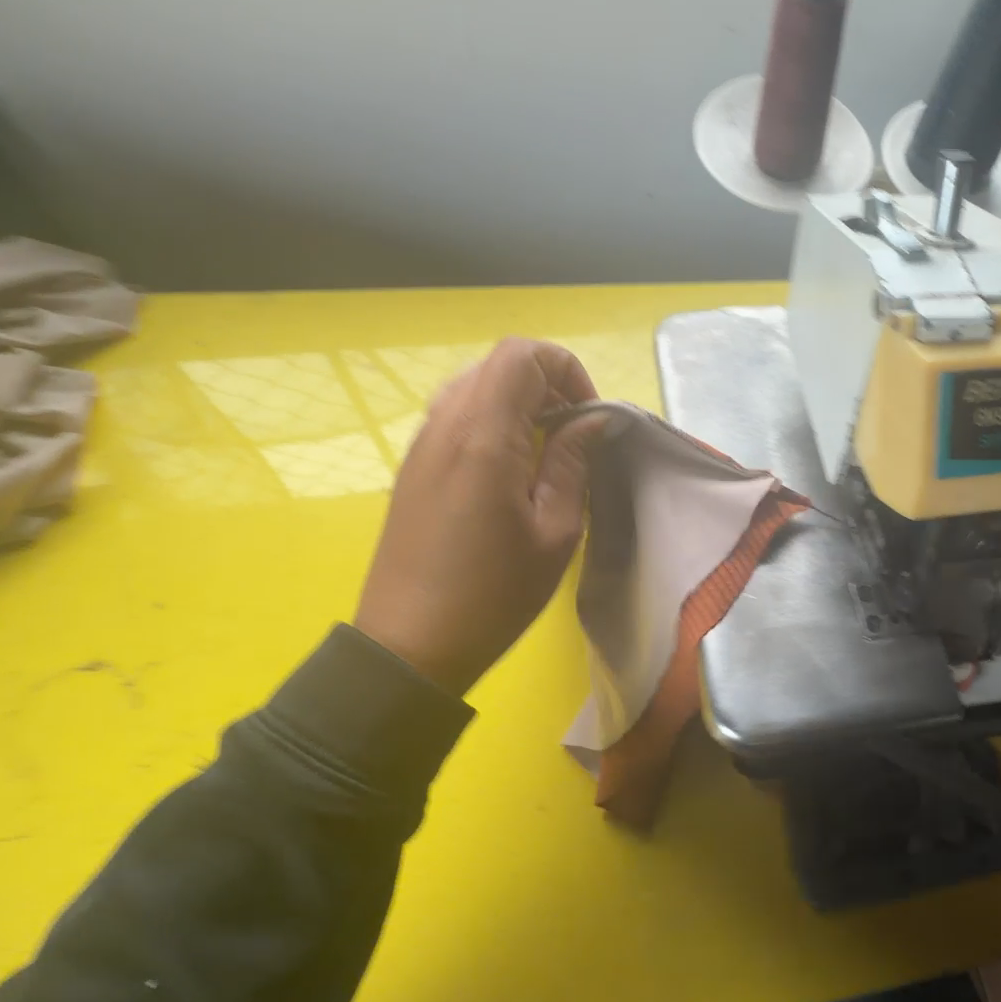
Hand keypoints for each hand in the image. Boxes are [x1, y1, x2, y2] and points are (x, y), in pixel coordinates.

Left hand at [355, 337, 606, 694]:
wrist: (409, 646)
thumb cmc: (494, 595)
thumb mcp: (556, 532)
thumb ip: (573, 464)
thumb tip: (591, 421)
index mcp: (483, 436)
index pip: (522, 355)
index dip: (566, 370)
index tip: (589, 418)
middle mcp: (446, 425)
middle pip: (499, 365)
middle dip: (547, 384)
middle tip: (575, 434)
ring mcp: (423, 444)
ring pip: (476, 387)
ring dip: (520, 402)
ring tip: (548, 452)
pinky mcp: (414, 466)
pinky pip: (457, 416)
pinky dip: (494, 421)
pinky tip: (512, 471)